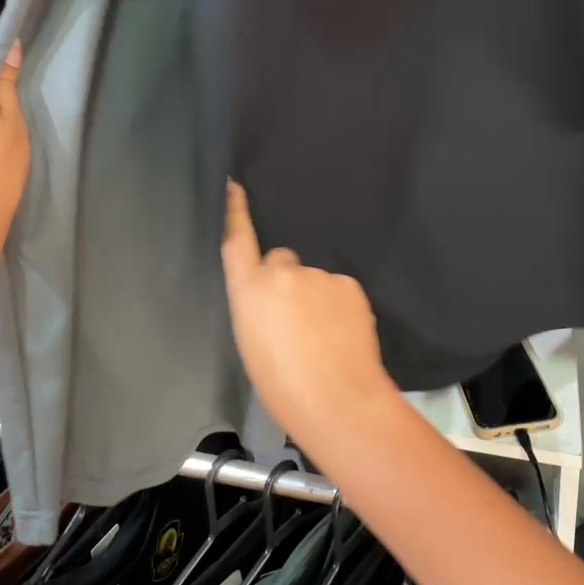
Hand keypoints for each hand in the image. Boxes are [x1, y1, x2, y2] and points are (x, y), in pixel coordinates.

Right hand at [220, 182, 399, 443]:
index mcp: (249, 290)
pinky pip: (338, 290)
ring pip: (313, 280)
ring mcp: (318, 275)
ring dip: (315, 299)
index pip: (237, 240)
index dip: (235, 212)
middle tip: (295, 320)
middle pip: (281, 262)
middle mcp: (282, 272)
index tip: (234, 185)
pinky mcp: (349, 284)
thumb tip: (272, 302)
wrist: (337, 399)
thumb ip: (258, 309)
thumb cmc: (282, 386)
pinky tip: (342, 335)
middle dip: (286, 282)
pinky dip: (339, 307)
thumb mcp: (252, 345)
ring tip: (322, 337)